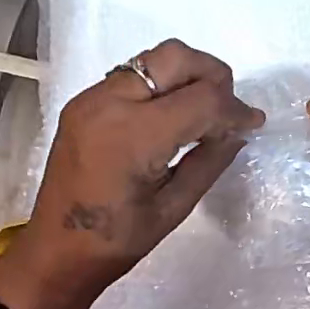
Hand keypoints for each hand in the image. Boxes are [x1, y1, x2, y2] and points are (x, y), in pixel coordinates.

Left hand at [0, 39, 264, 308]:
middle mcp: (109, 104)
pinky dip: (160, 86)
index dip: (235, 109)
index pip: (202, 100)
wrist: (56, 251)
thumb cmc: (117, 241)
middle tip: (228, 109)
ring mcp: (91, 99)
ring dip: (186, 76)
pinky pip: (131, 76)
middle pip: (175, 57)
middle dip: (213, 75)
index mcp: (133, 137)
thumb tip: (238, 133)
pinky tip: (171, 117)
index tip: (253, 123)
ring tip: (203, 112)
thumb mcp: (173, 208)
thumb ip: (209, 162)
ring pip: (152, 60)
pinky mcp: (82, 104)